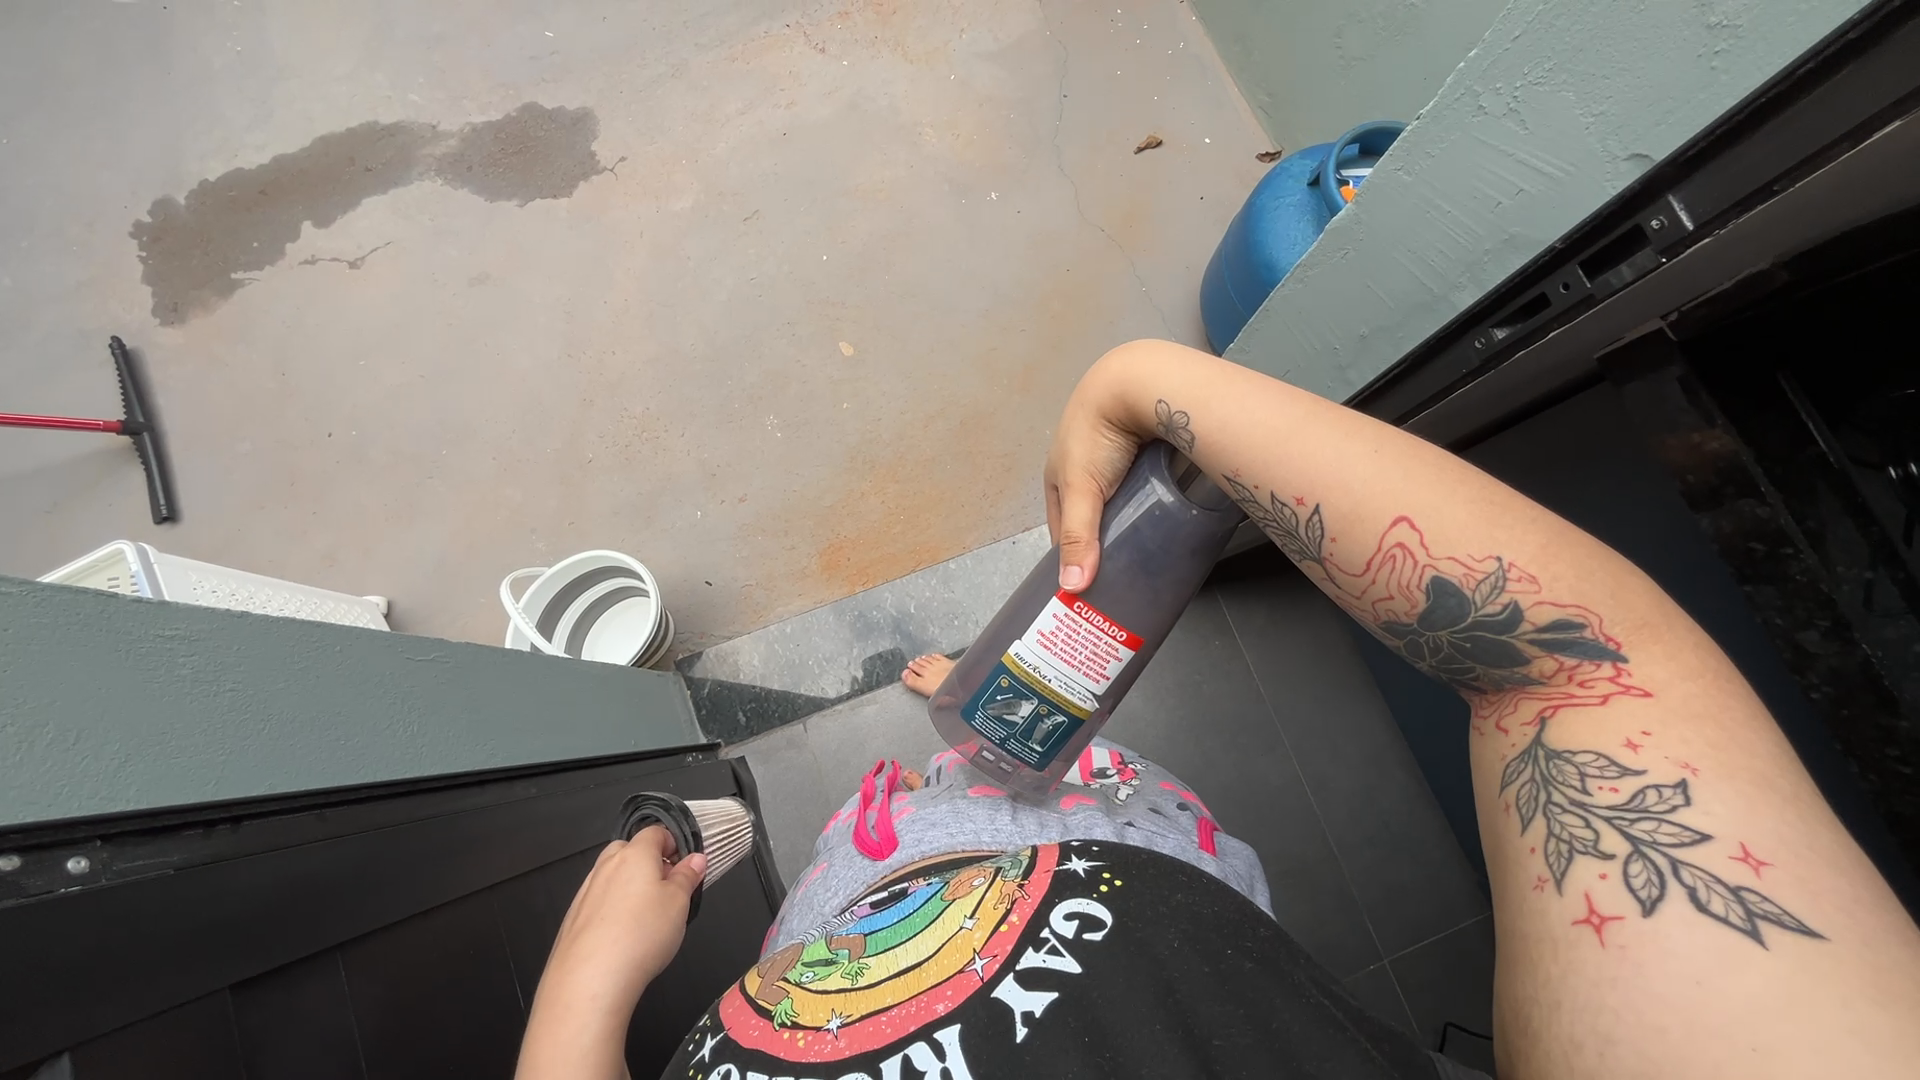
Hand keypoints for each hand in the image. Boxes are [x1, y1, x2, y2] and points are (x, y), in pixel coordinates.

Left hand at [531, 828, 706, 1028]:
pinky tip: (621, 938)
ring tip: (645, 918)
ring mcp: (584, 894)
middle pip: (628, 850)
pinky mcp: (571, 922)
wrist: (588, 984)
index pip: (656, 832)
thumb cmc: (641, 935)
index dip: (673, 844)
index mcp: (634, 855)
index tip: (685, 867)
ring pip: (611, 878)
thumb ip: (688, 876)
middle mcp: (605, 868)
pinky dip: (610, 912)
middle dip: (648, 863)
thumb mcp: (679, 903)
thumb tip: (695, 859)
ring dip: (628, 887)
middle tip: (666, 889)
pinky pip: (596, 904)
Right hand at [1044, 345, 1155, 590]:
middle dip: (1100, 538)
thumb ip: (1079, 537)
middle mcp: (1080, 464)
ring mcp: (1111, 452)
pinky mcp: (1138, 442)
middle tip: (1123, 569)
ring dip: (1125, 516)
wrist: (1136, 381)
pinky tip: (1161, 509)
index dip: (1071, 555)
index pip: (1060, 528)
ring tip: (1145, 543)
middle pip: (1088, 513)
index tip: (1089, 584)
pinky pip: (1139, 479)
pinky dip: (1146, 496)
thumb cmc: (1098, 437)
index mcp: (1057, 475)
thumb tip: (1071, 589)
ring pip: (1115, 496)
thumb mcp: (1082, 490)